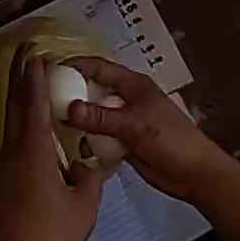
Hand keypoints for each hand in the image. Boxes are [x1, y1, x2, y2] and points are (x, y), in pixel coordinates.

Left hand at [0, 45, 106, 240]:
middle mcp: (11, 152)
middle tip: (25, 53)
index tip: (34, 52)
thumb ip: (88, 179)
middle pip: (13, 105)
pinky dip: (22, 131)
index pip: (31, 102)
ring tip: (35, 90)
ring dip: (21, 104)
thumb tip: (82, 166)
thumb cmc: (49, 239)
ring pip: (11, 127)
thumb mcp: (83, 209)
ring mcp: (0, 168)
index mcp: (32, 151)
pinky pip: (12, 148)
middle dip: (19, 77)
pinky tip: (37, 143)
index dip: (33, 75)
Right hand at [64, 57, 237, 203]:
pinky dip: (87, 138)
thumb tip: (68, 108)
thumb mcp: (134, 126)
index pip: (98, 68)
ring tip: (50, 122)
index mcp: (132, 84)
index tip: (50, 70)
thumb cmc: (169, 140)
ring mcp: (125, 120)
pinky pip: (100, 135)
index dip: (75, 66)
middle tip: (44, 100)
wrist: (195, 174)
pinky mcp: (124, 141)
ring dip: (78, 118)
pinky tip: (70, 144)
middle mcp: (126, 98)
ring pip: (95, 114)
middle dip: (72, 93)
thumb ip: (101, 118)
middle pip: (94, 90)